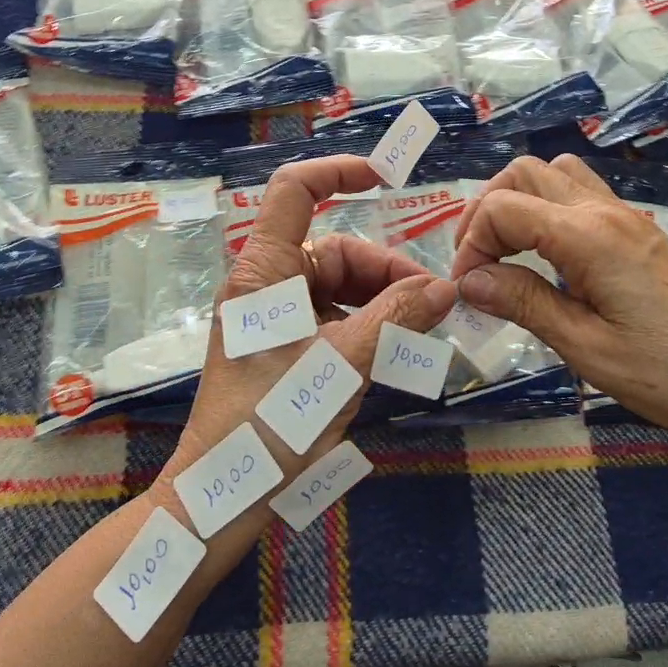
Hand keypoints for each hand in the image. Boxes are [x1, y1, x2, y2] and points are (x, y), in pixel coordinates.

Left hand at [155, 156, 457, 541]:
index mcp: (265, 273)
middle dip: (387, 271)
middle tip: (434, 305)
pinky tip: (397, 353)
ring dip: (383, 304)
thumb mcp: (341, 366)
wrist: (222, 495)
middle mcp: (267, 287)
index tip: (389, 177)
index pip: (295, 191)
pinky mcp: (284, 351)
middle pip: (335, 251)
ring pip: (340, 289)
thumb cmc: (272, 422)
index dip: (339, 171)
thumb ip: (395, 320)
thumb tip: (445, 287)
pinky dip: (366, 329)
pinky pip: (333, 321)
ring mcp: (275, 321)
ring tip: (423, 333)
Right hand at [448, 154, 667, 460]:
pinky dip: (548, 210)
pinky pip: (581, 195)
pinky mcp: (640, 233)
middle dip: (486, 209)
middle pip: (525, 172)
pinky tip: (547, 258)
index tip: (466, 290)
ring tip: (505, 253)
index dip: (470, 243)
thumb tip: (469, 279)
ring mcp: (627, 218)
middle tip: (476, 262)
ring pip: (556, 174)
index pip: (503, 208)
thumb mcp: (587, 348)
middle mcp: (605, 212)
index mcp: (588, 237)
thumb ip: (524, 303)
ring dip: (519, 202)